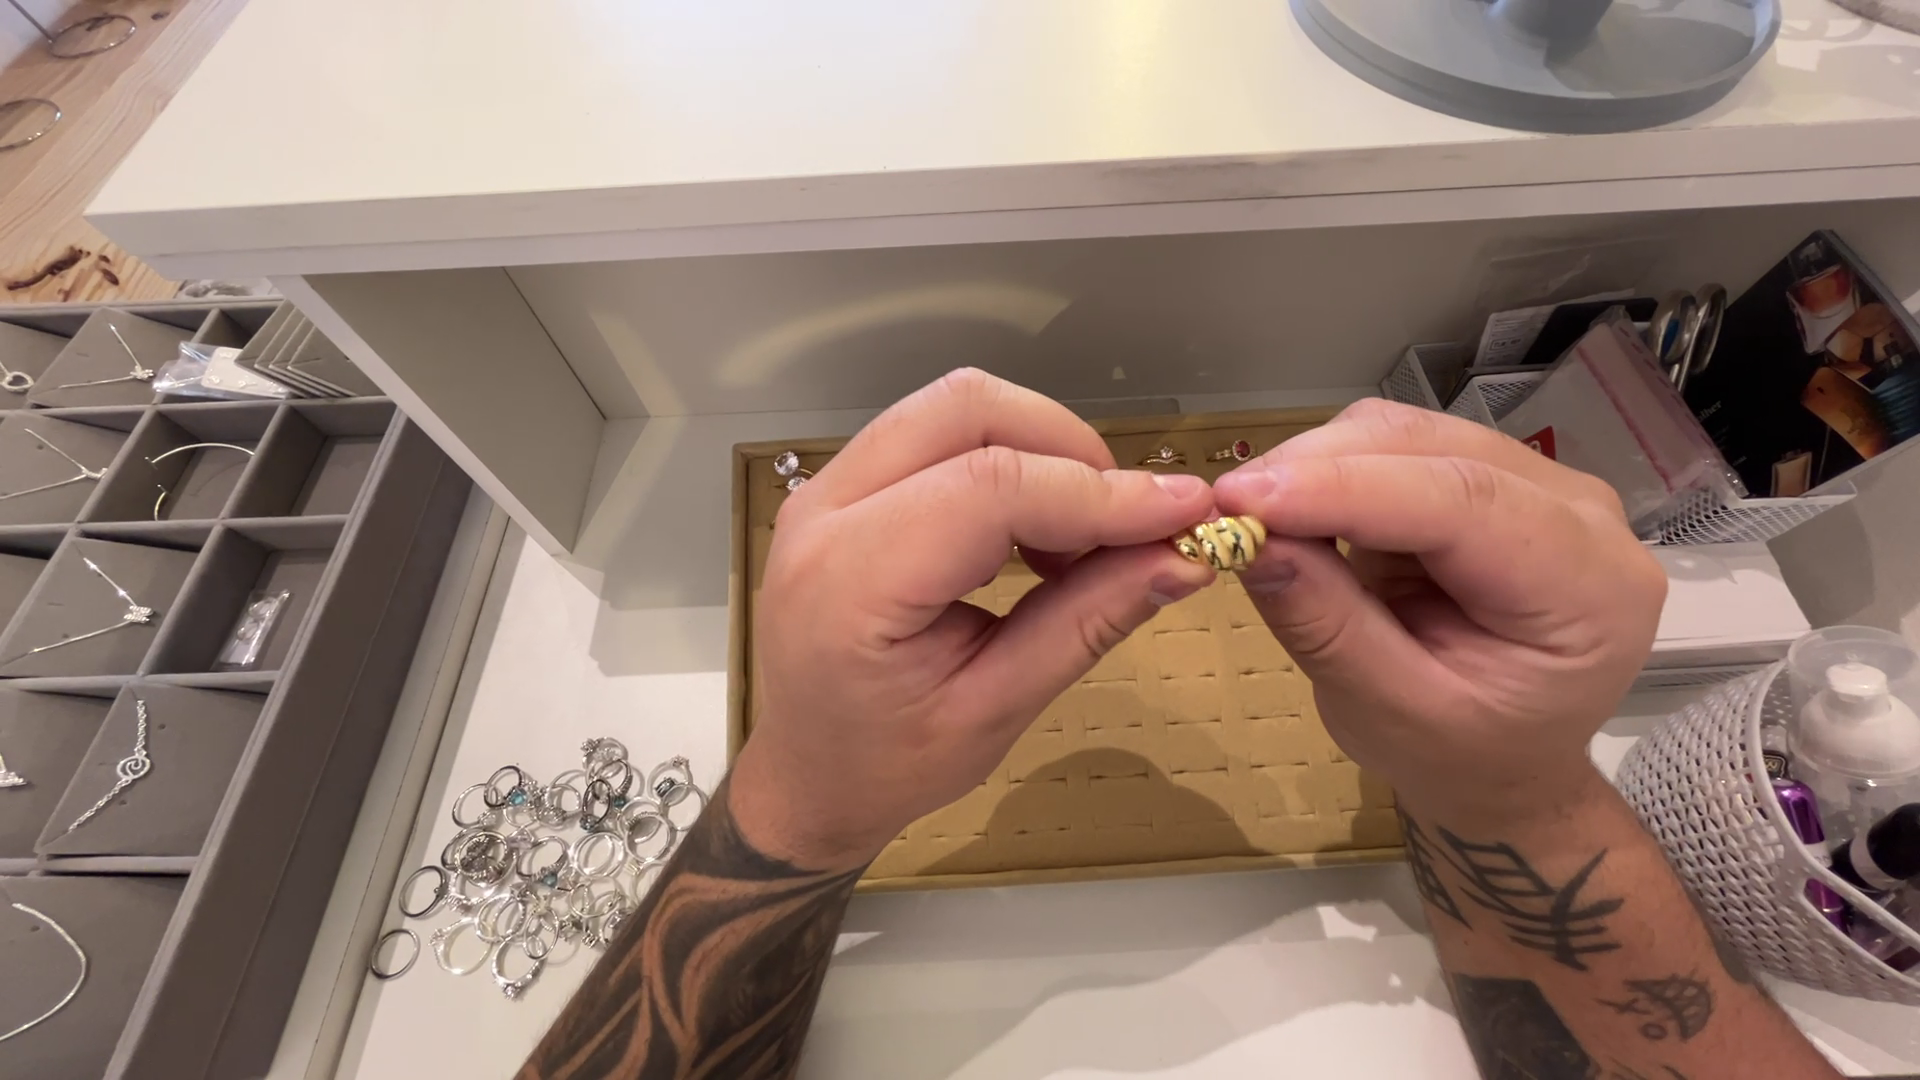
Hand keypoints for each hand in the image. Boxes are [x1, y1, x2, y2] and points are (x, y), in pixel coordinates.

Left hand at [729, 370, 1218, 869]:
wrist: (802, 773)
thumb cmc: (886, 764)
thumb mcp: (995, 711)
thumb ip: (1086, 623)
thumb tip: (1182, 558)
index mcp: (849, 581)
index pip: (989, 487)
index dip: (1099, 492)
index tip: (1188, 513)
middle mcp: (825, 508)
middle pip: (967, 409)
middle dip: (1068, 448)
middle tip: (1122, 523)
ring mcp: (827, 486)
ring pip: (954, 409)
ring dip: (1039, 449)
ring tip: (1076, 536)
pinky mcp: (844, 485)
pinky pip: (937, 434)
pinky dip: (1006, 459)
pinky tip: (1031, 528)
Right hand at [1211, 400, 1666, 823]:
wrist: (1496, 759)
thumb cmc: (1455, 752)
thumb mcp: (1387, 711)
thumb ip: (1326, 628)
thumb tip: (1251, 544)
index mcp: (1584, 587)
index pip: (1461, 503)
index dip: (1340, 491)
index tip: (1236, 500)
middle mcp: (1573, 512)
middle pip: (1427, 446)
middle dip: (1312, 468)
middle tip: (1223, 510)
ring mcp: (1527, 483)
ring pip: (1400, 431)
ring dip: (1310, 464)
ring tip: (1252, 516)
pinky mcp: (1474, 477)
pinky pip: (1386, 446)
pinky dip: (1322, 471)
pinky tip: (1290, 511)